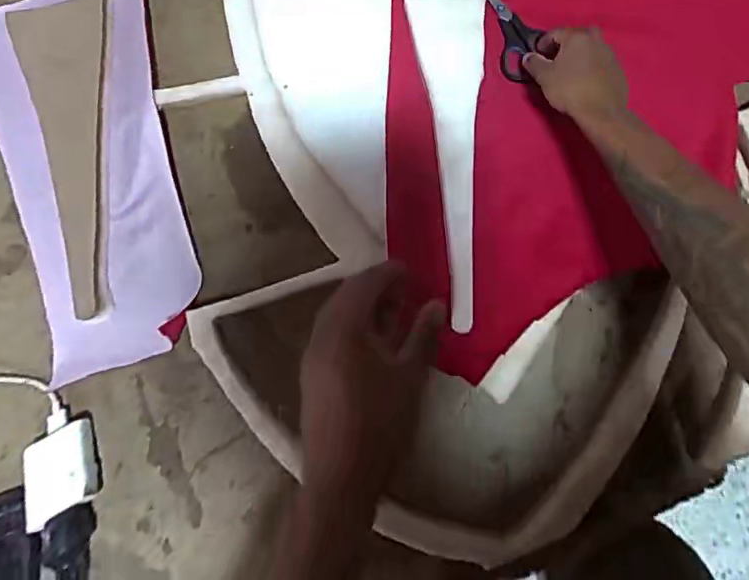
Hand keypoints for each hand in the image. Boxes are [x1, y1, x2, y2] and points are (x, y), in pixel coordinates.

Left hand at [299, 262, 444, 500]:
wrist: (341, 479)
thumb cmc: (380, 422)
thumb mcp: (411, 374)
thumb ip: (424, 334)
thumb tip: (436, 303)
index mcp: (344, 329)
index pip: (365, 284)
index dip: (389, 272)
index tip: (412, 270)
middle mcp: (322, 336)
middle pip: (346, 295)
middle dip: (375, 286)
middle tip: (405, 289)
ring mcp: (312, 357)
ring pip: (337, 314)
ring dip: (364, 305)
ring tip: (394, 312)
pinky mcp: (311, 375)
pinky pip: (332, 333)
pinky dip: (354, 324)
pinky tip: (376, 340)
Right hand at [522, 27, 630, 125]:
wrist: (602, 113)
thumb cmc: (570, 90)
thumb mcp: (545, 77)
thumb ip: (534, 63)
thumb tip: (529, 57)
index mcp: (577, 37)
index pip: (555, 33)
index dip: (542, 43)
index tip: (537, 55)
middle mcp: (596, 40)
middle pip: (578, 36)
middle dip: (567, 44)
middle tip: (558, 59)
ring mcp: (610, 54)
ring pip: (592, 48)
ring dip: (582, 54)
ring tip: (573, 70)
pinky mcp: (619, 70)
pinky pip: (602, 62)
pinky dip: (594, 66)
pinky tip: (588, 80)